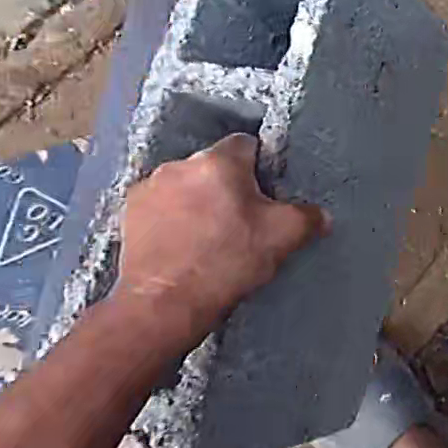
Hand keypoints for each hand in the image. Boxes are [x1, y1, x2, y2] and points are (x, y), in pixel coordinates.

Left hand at [113, 134, 327, 346]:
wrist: (166, 304)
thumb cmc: (230, 258)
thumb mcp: (288, 233)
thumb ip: (311, 215)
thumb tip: (320, 216)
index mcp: (218, 163)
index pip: (247, 143)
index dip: (264, 163)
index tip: (271, 189)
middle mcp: (177, 167)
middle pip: (216, 165)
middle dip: (232, 184)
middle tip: (248, 214)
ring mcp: (147, 191)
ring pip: (188, 185)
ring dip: (202, 199)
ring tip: (215, 230)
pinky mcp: (127, 216)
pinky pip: (164, 205)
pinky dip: (177, 216)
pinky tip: (189, 241)